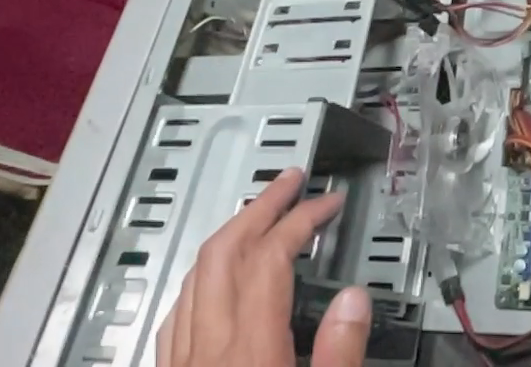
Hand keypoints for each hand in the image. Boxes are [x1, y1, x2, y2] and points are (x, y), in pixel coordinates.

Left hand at [156, 167, 370, 366]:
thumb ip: (340, 354)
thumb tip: (353, 298)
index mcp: (250, 354)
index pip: (270, 259)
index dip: (302, 218)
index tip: (329, 202)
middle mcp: (207, 354)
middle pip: (224, 253)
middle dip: (261, 206)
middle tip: (291, 182)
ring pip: (194, 277)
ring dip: (230, 234)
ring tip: (260, 216)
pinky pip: (176, 315)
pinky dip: (201, 278)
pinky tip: (217, 280)